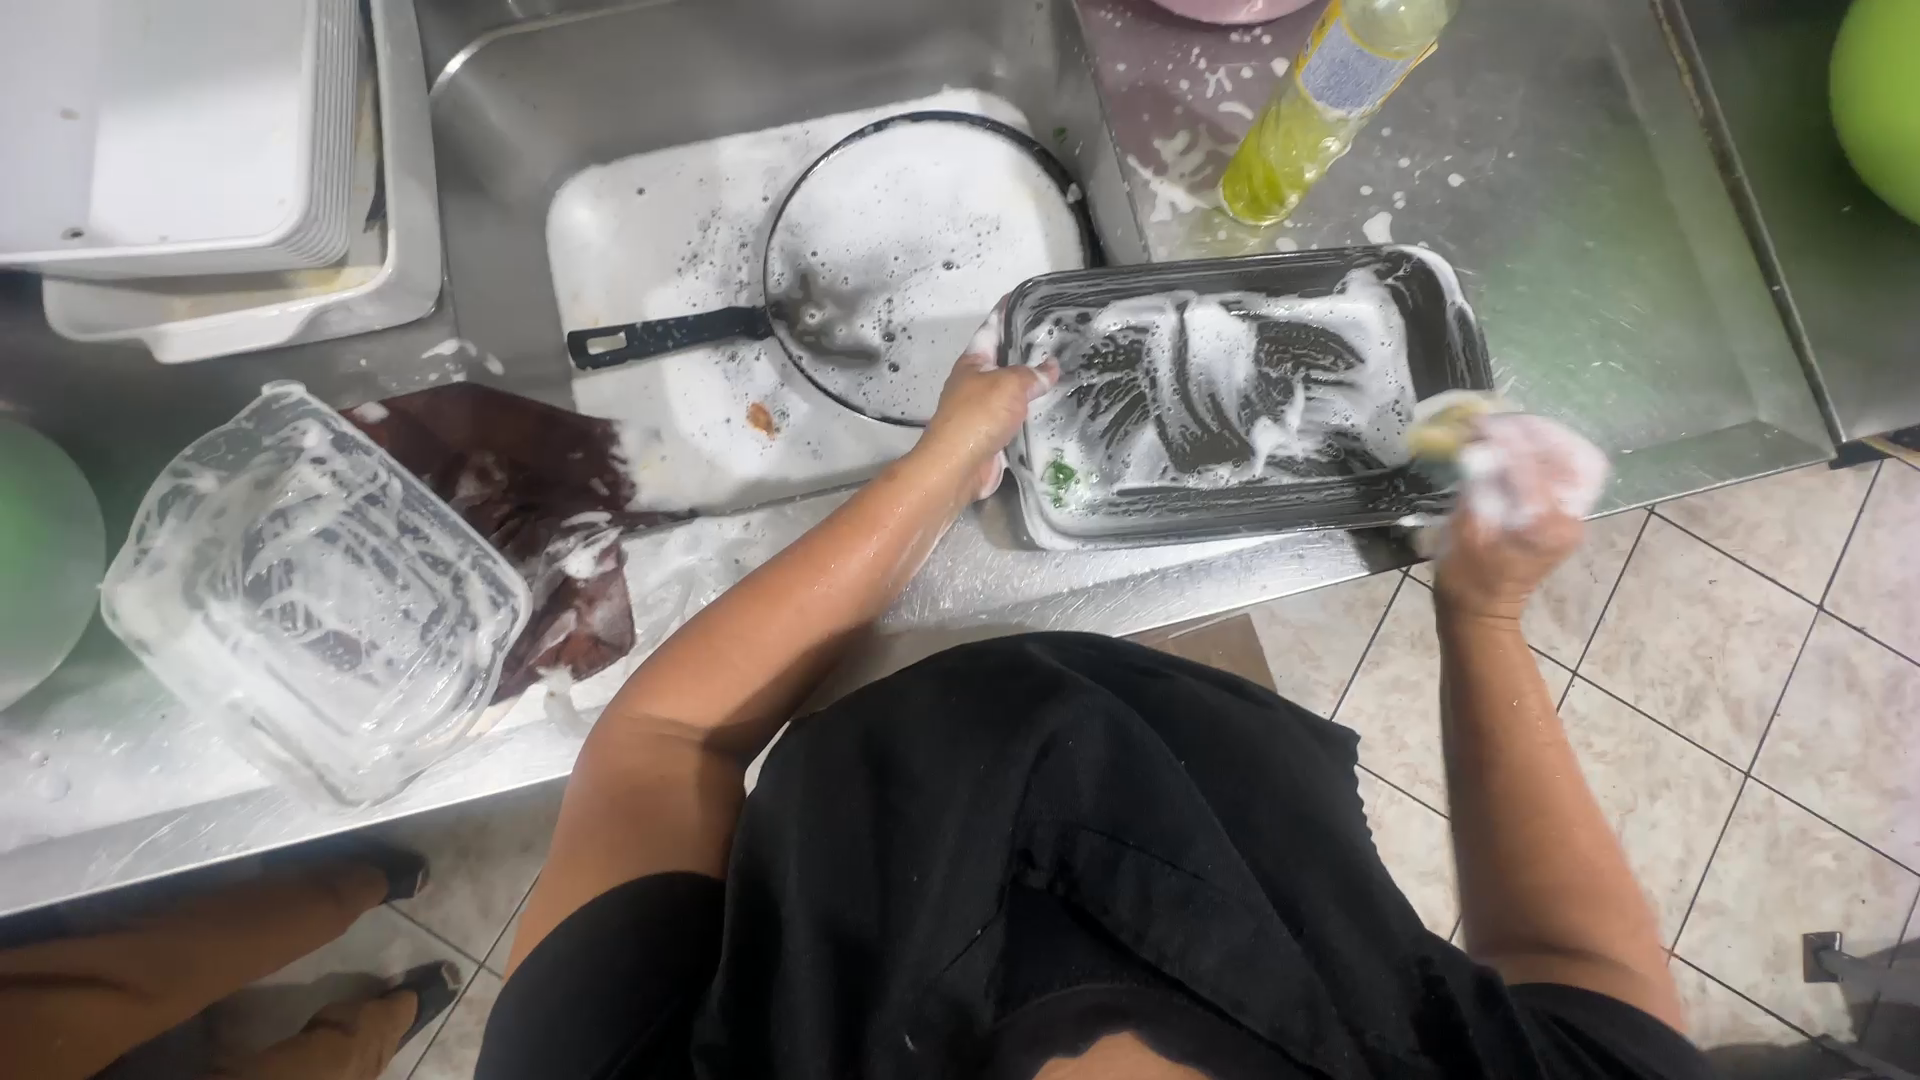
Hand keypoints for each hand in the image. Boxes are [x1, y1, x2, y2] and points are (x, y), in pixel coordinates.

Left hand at [911, 306, 1059, 501]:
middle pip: (1004, 361)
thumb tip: (1051, 367)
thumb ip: (1032, 374)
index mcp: (973, 363)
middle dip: (1027, 350)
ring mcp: (983, 411)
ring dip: (1034, 386)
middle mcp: (975, 383)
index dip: (1006, 311)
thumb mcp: (1009, 385)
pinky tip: (1055, 410)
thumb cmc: (977, 418)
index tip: (1022, 297)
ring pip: (1013, 392)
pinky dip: (1034, 414)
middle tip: (1058, 338)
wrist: (959, 467)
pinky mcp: (993, 436)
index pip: (991, 329)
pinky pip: (1017, 419)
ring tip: (1064, 373)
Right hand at [1432, 413, 1608, 623]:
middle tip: (1502, 420)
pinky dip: (1549, 454)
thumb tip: (1478, 446)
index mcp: (1541, 526)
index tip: (1480, 421)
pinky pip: (1570, 475)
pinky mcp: (1567, 518)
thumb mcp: (1462, 532)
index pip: (1530, 466)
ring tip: (1512, 428)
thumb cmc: (1464, 576)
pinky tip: (1522, 448)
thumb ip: (1477, 487)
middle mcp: (1568, 520)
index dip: (1505, 438)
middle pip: (1573, 458)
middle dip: (1538, 431)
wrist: (1482, 609)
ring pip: (1578, 463)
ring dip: (1547, 439)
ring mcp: (1573, 519)